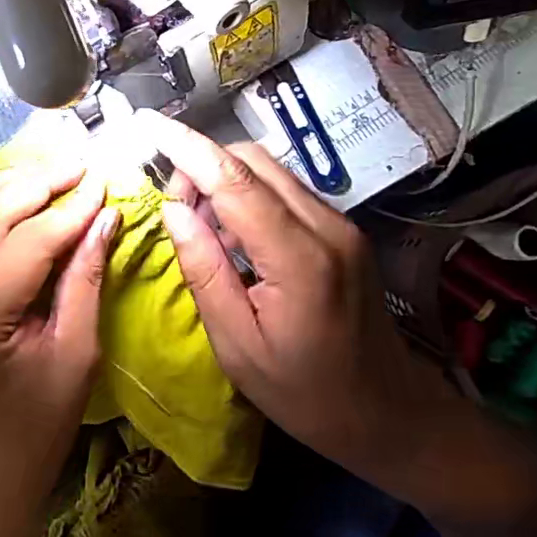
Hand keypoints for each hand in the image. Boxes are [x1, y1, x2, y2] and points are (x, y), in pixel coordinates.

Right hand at [140, 113, 447, 501]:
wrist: (390, 413)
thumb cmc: (307, 395)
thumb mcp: (238, 346)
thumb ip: (204, 271)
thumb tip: (173, 209)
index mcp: (299, 259)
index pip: (234, 180)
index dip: (186, 146)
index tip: (147, 122)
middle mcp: (327, 226)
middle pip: (253, 160)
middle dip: (202, 165)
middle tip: (175, 208)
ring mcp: (340, 224)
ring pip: (269, 170)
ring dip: (225, 179)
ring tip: (201, 225)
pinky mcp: (342, 229)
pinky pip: (285, 191)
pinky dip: (249, 196)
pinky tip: (234, 236)